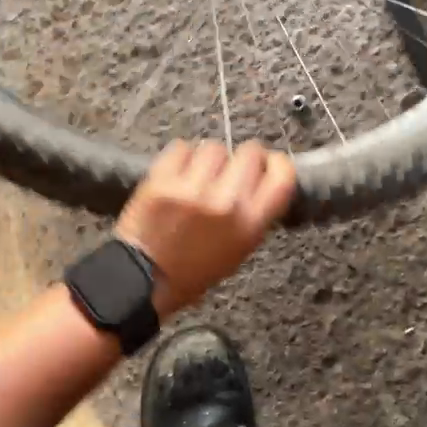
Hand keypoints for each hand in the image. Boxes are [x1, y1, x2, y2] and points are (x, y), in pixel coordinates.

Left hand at [114, 140, 296, 318]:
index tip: (268, 163)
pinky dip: (181, 157)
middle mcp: (226, 204)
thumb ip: (256, 212)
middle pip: (250, 152)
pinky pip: (182, 148)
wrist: (143, 279)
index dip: (277, 163)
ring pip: (214, 147)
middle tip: (230, 170)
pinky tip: (178, 174)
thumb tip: (265, 176)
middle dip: (242, 158)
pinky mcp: (163, 180)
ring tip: (198, 176)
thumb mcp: (240, 250)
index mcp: (249, 225)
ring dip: (209, 159)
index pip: (282, 175)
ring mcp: (193, 190)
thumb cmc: (193, 269)